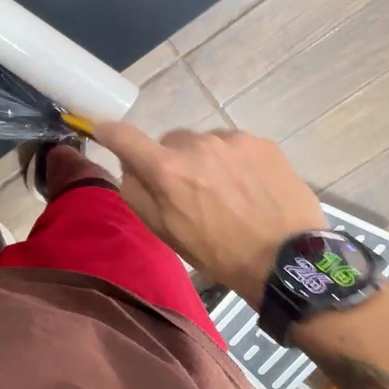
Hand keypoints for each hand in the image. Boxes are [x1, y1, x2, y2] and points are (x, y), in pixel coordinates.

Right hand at [92, 123, 327, 307]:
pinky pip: (233, 146)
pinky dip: (232, 162)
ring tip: (223, 192)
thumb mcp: (164, 231)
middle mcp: (196, 145)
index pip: (124, 137)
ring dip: (203, 160)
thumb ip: (136, 194)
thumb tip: (129, 168)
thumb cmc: (218, 252)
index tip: (100, 130)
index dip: (108, 132)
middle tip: (185, 190)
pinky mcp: (261, 143)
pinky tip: (247, 188)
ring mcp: (232, 141)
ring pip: (203, 143)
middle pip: (168, 141)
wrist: (288, 259)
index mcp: (166, 170)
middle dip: (169, 159)